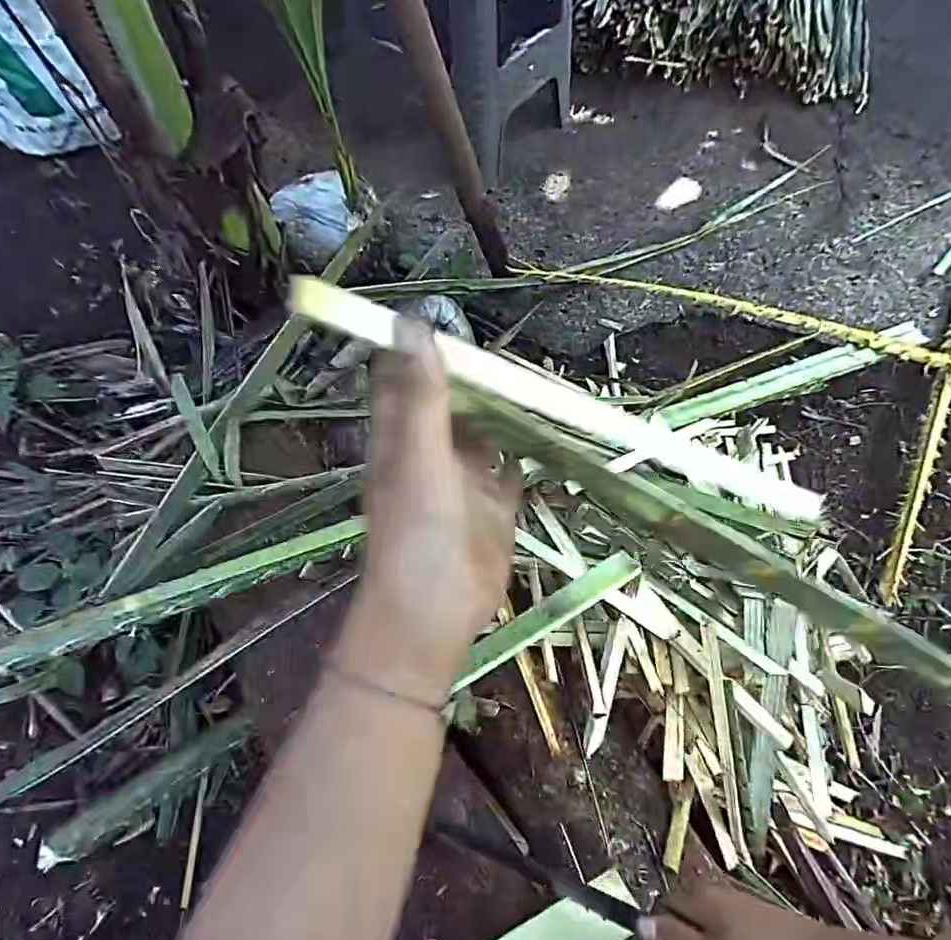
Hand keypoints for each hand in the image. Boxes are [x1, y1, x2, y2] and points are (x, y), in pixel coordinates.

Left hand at [332, 319, 520, 705]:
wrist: (437, 609)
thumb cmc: (417, 532)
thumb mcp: (419, 457)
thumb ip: (422, 396)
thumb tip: (414, 324)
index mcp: (400, 437)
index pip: (405, 380)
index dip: (422, 349)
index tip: (450, 319)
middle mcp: (431, 453)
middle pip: (453, 403)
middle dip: (477, 379)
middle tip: (512, 352)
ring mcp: (465, 481)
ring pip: (487, 434)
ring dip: (507, 412)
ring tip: (538, 382)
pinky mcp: (495, 507)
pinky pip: (513, 471)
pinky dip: (527, 452)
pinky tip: (549, 431)